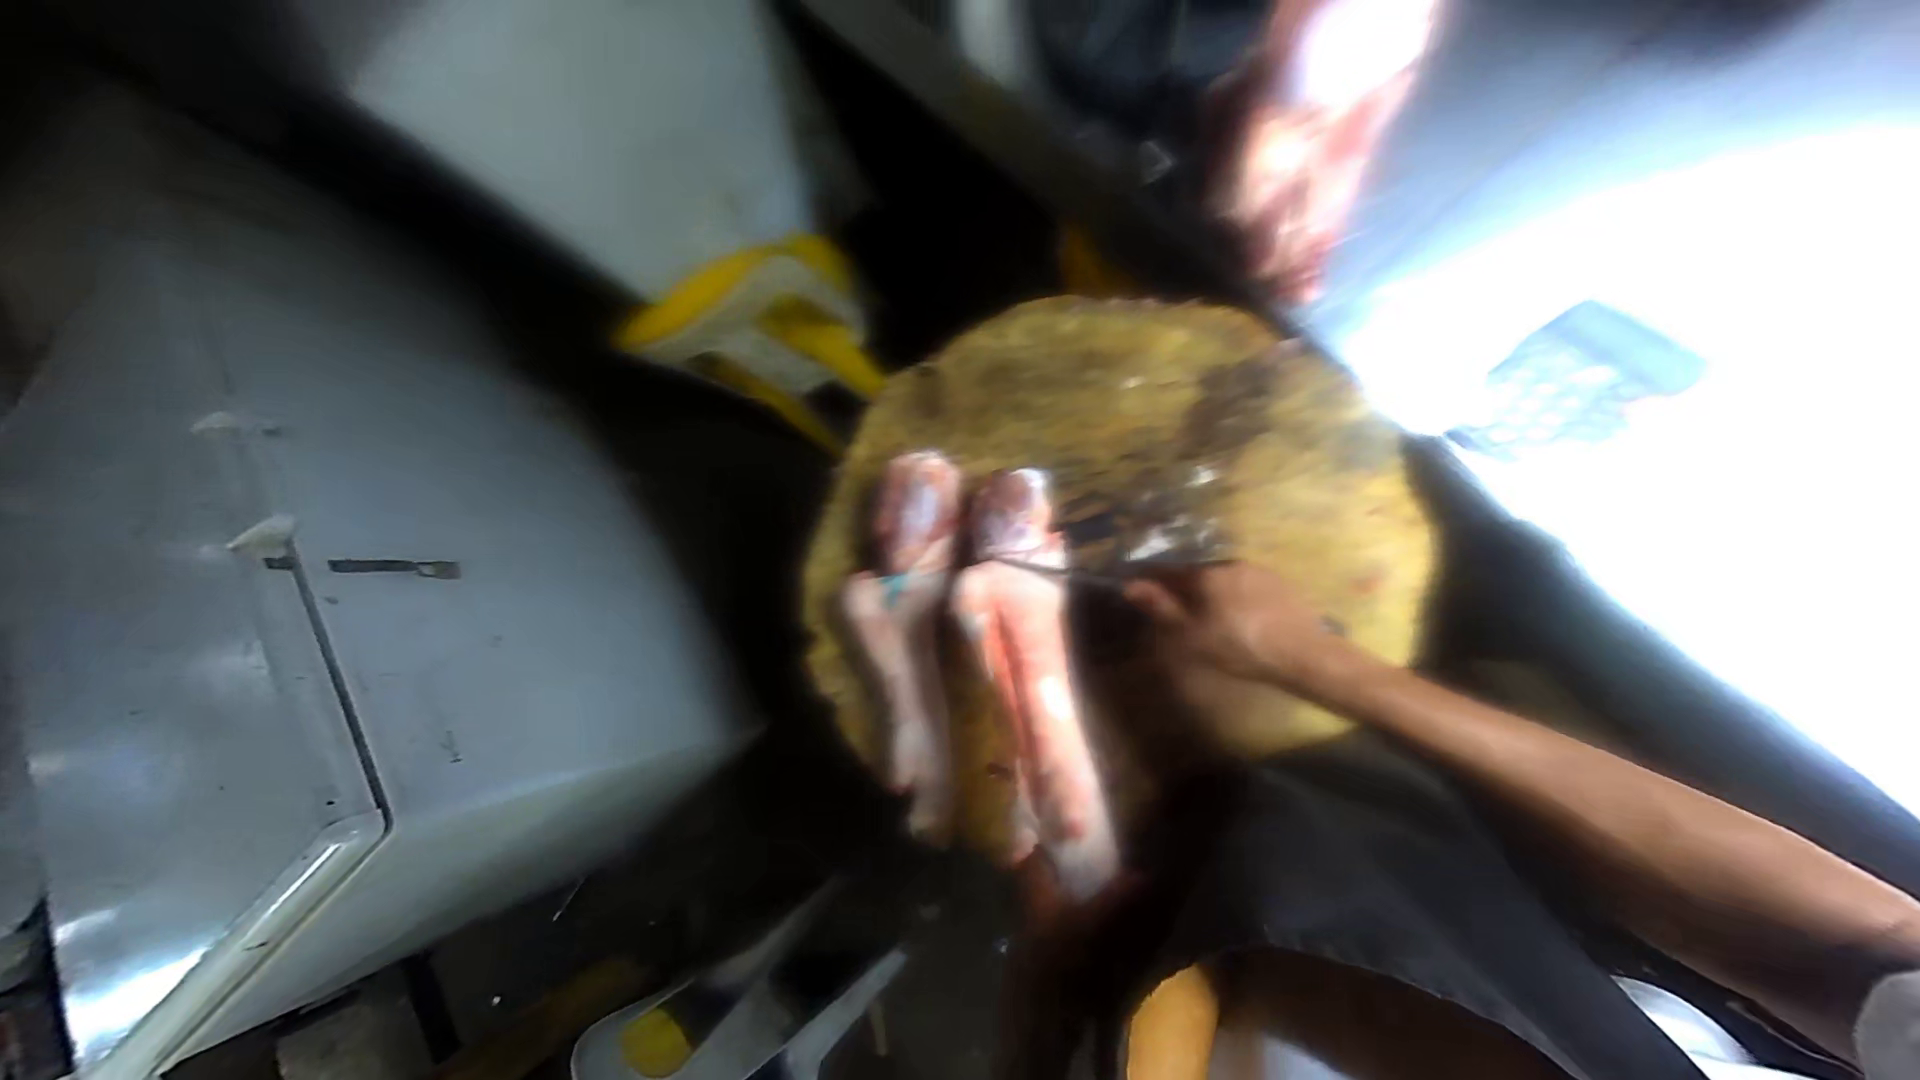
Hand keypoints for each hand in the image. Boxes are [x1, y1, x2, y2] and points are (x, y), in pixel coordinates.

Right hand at [1122, 562, 1351, 690]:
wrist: (1305, 655)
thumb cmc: (1240, 647)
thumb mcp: (1192, 635)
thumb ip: (1161, 608)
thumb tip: (1130, 585)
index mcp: (1205, 574)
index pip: (1167, 570)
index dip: (1150, 580)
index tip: (1140, 591)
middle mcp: (1230, 563)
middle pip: (1196, 573)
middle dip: (1184, 588)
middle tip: (1179, 613)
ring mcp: (1258, 571)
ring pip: (1222, 578)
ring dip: (1211, 592)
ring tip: (1211, 618)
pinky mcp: (1280, 583)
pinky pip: (1246, 585)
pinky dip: (1235, 597)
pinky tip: (1241, 618)